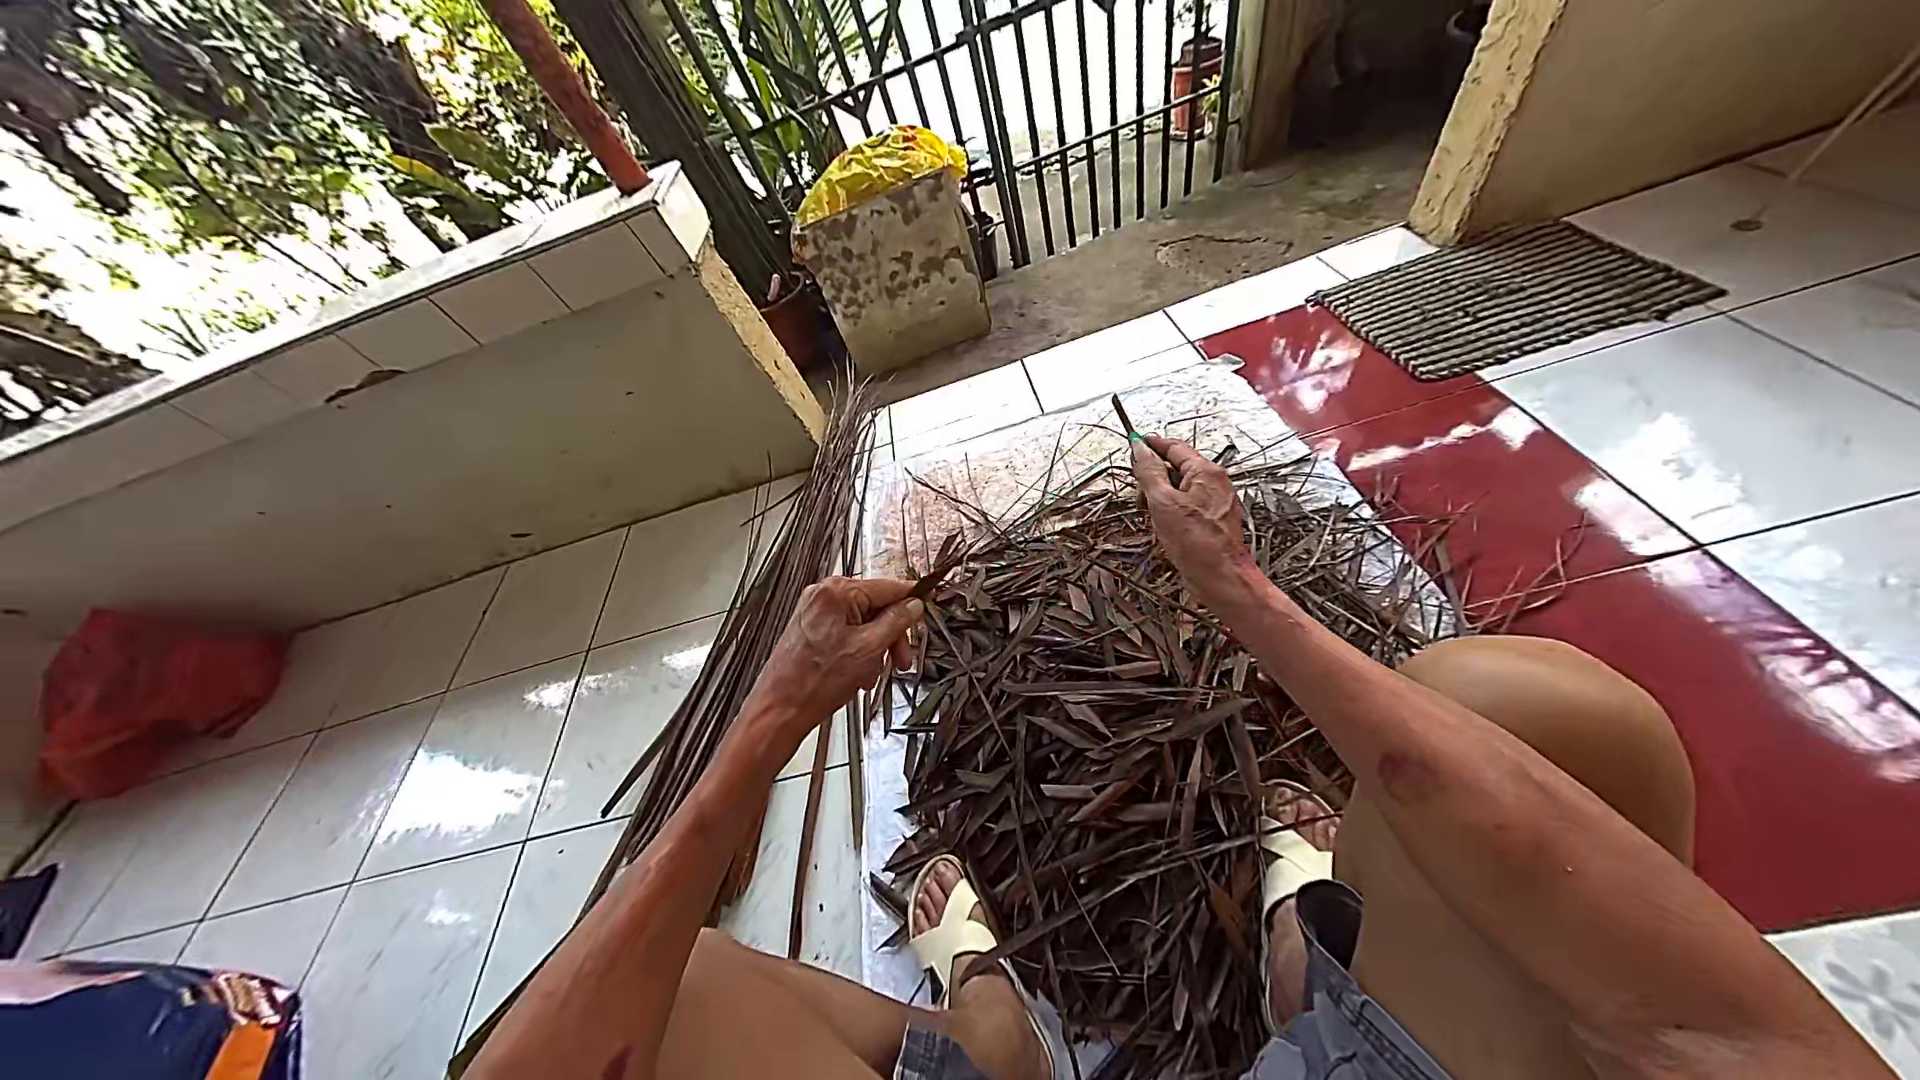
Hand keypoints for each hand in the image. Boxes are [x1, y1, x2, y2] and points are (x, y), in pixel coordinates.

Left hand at [743, 577, 925, 746]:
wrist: (779, 710)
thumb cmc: (812, 682)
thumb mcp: (868, 649)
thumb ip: (896, 622)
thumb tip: (913, 606)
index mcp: (836, 592)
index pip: (887, 587)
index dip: (911, 599)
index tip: (928, 602)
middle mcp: (823, 596)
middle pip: (876, 606)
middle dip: (892, 635)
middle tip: (901, 659)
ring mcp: (816, 612)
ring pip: (864, 623)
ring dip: (877, 648)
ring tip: (874, 673)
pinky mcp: (812, 630)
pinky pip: (849, 633)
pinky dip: (860, 651)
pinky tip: (859, 673)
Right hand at [1131, 435, 1252, 601]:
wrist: (1220, 577)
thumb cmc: (1199, 544)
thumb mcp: (1163, 503)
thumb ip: (1149, 472)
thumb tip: (1140, 449)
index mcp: (1206, 473)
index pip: (1174, 447)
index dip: (1151, 445)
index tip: (1134, 443)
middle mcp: (1214, 483)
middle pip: (1176, 468)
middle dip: (1153, 479)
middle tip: (1140, 494)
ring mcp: (1214, 502)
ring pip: (1179, 489)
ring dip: (1159, 498)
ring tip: (1152, 516)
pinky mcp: (1211, 520)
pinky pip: (1185, 506)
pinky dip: (1169, 511)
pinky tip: (1164, 526)